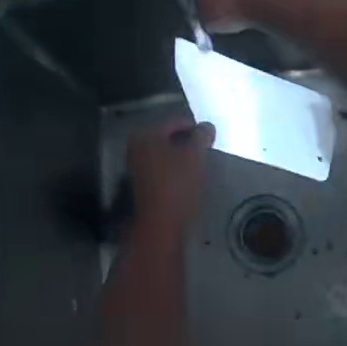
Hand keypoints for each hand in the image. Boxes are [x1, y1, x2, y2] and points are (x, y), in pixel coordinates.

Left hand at [126, 116, 214, 238]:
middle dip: (187, 142)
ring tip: (198, 164)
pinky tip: (185, 177)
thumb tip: (207, 126)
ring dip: (180, 155)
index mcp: (147, 133)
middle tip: (205, 151)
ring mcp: (135, 164)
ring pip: (164, 152)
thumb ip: (202, 136)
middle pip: (168, 137)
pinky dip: (172, 168)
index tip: (211, 139)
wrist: (160, 223)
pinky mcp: (139, 181)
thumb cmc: (178, 184)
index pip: (176, 122)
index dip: (196, 128)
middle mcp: (136, 145)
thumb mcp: (195, 156)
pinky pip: (160, 166)